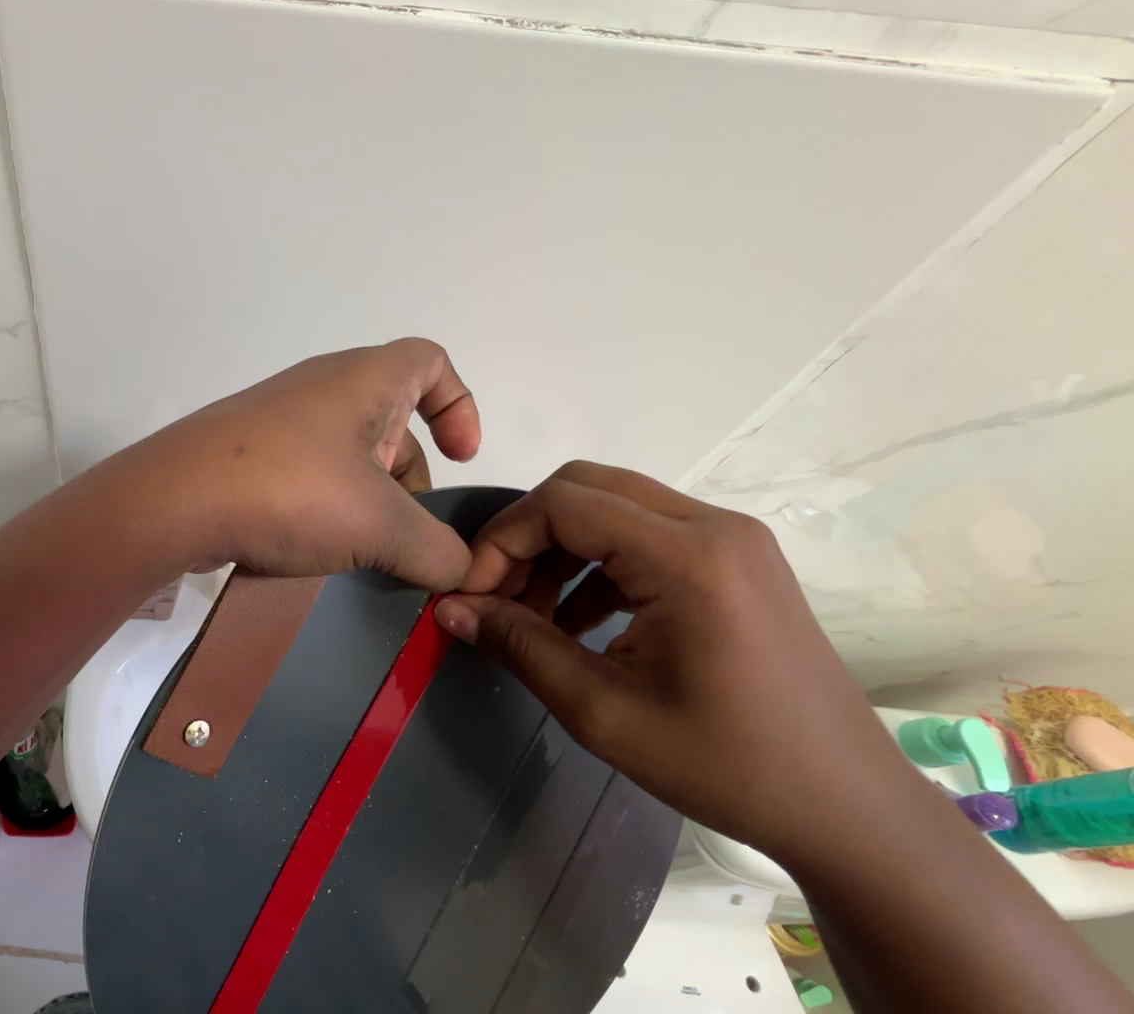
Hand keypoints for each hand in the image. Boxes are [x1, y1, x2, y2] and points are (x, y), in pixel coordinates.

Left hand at [125, 338, 480, 591]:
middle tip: (407, 536)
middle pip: (392, 424)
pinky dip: (323, 510)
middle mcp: (321, 390)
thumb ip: (435, 550)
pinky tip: (316, 554)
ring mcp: (277, 423)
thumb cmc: (291, 490)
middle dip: (411, 481)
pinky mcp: (245, 457)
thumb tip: (460, 571)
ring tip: (363, 556)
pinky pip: (305, 477)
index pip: (431, 362)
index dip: (460, 404)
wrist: (173, 502)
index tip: (459, 459)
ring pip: (347, 458)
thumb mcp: (379, 525)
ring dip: (367, 504)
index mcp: (364, 381)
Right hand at [433, 461, 918, 862]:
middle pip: (585, 488)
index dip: (501, 540)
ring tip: (532, 616)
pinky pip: (643, 535)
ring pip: (612, 507)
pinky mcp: (735, 562)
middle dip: (525, 537)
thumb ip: (519, 645)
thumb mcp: (602, 712)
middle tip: (497, 598)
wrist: (847, 808)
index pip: (563, 504)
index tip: (471, 596)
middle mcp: (713, 527)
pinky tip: (578, 621)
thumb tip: (449, 608)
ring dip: (558, 550)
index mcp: (688, 557)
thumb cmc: (726, 765)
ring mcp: (731, 541)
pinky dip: (596, 563)